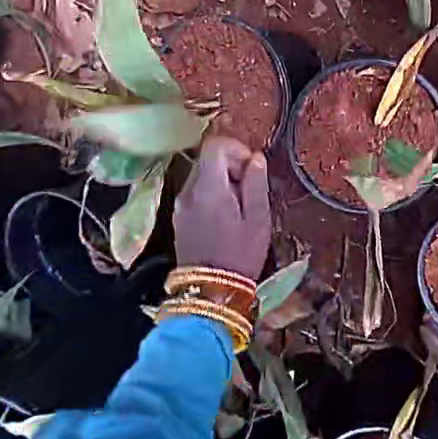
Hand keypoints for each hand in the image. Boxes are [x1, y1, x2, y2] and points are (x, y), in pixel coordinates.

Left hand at [173, 136, 271, 278]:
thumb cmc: (240, 254)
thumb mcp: (258, 217)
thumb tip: (255, 157)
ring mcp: (180, 204)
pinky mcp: (179, 217)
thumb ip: (256, 183)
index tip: (252, 168)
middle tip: (250, 189)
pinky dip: (213, 192)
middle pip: (207, 158)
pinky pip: (197, 191)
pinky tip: (227, 215)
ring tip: (240, 204)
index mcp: (208, 188)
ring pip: (202, 174)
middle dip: (231, 165)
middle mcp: (188, 191)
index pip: (214, 145)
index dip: (236, 149)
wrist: (210, 292)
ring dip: (223, 179)